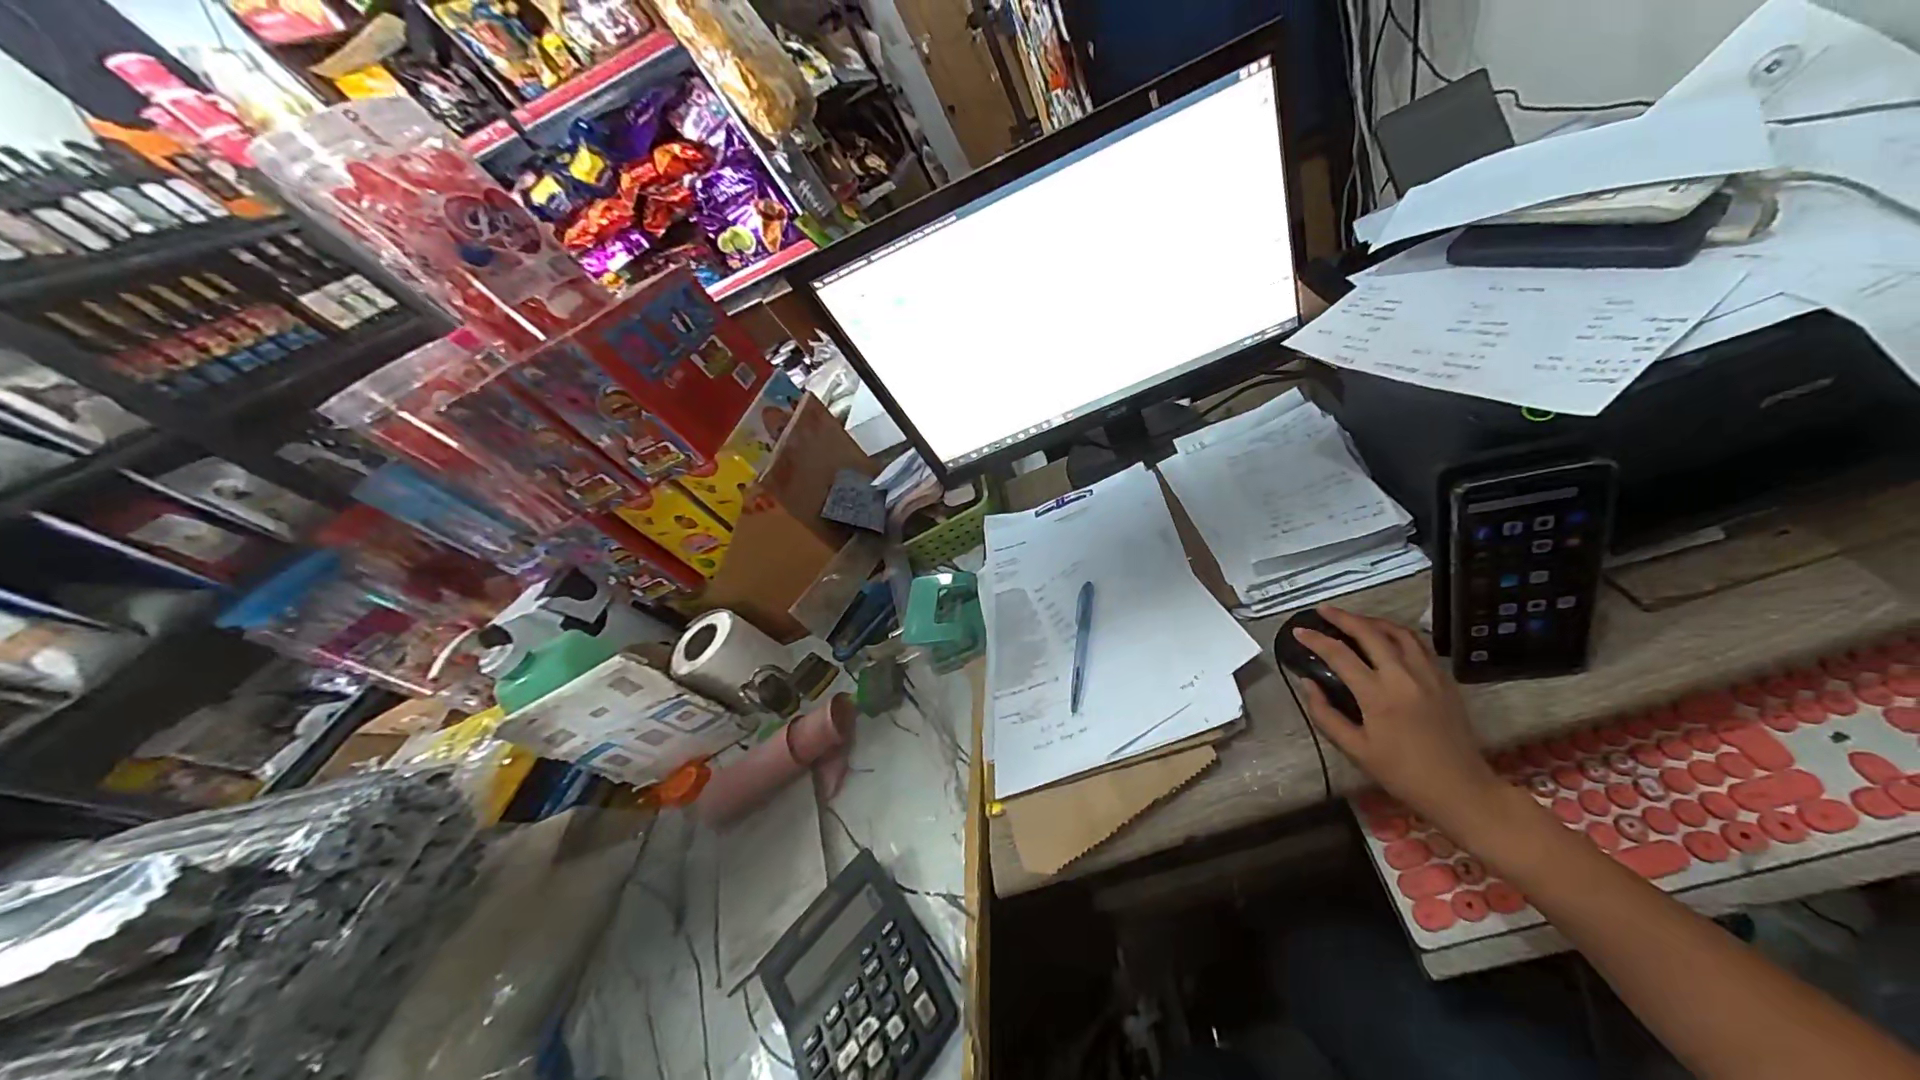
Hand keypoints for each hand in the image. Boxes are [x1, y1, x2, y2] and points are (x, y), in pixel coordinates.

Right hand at [1293, 606, 1505, 836]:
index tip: (1298, 631)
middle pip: (1370, 633)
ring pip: (1398, 632)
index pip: (1339, 655)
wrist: (1461, 789)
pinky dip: (1397, 634)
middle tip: (1323, 611)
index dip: (1315, 640)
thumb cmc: (1402, 773)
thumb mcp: (1355, 749)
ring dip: (1372, 621)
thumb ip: (1325, 714)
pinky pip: (1419, 645)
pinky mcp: (1445, 680)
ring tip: (1354, 619)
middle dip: (1343, 618)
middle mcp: (1403, 676)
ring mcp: (1428, 675)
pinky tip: (1387, 637)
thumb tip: (1308, 683)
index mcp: (1378, 695)